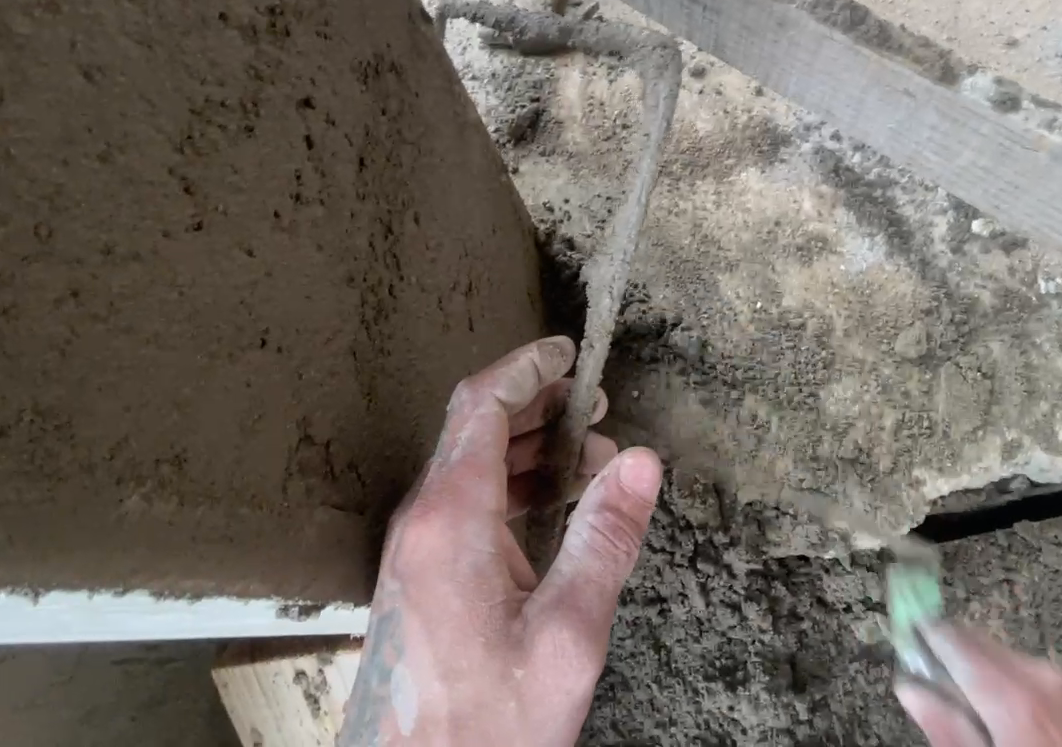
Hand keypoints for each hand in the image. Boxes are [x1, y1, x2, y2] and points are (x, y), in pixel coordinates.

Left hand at [341, 336, 663, 746]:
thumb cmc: (490, 724)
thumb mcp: (567, 636)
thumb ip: (605, 541)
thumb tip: (643, 461)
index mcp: (450, 519)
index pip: (481, 406)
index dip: (526, 368)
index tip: (569, 352)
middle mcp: (423, 518)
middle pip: (475, 427)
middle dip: (539, 404)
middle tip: (597, 405)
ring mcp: (418, 545)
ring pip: (473, 462)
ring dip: (531, 446)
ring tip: (594, 455)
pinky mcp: (423, 570)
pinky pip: (469, 500)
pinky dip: (515, 484)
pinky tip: (558, 500)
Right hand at [896, 624, 1061, 746]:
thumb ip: (946, 729)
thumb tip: (908, 687)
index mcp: (1011, 695)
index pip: (951, 637)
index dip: (923, 636)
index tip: (905, 648)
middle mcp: (1038, 675)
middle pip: (976, 642)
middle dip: (950, 658)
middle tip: (935, 692)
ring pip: (1002, 658)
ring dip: (979, 672)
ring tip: (973, 715)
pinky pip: (1030, 676)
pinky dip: (1009, 685)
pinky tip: (1009, 724)